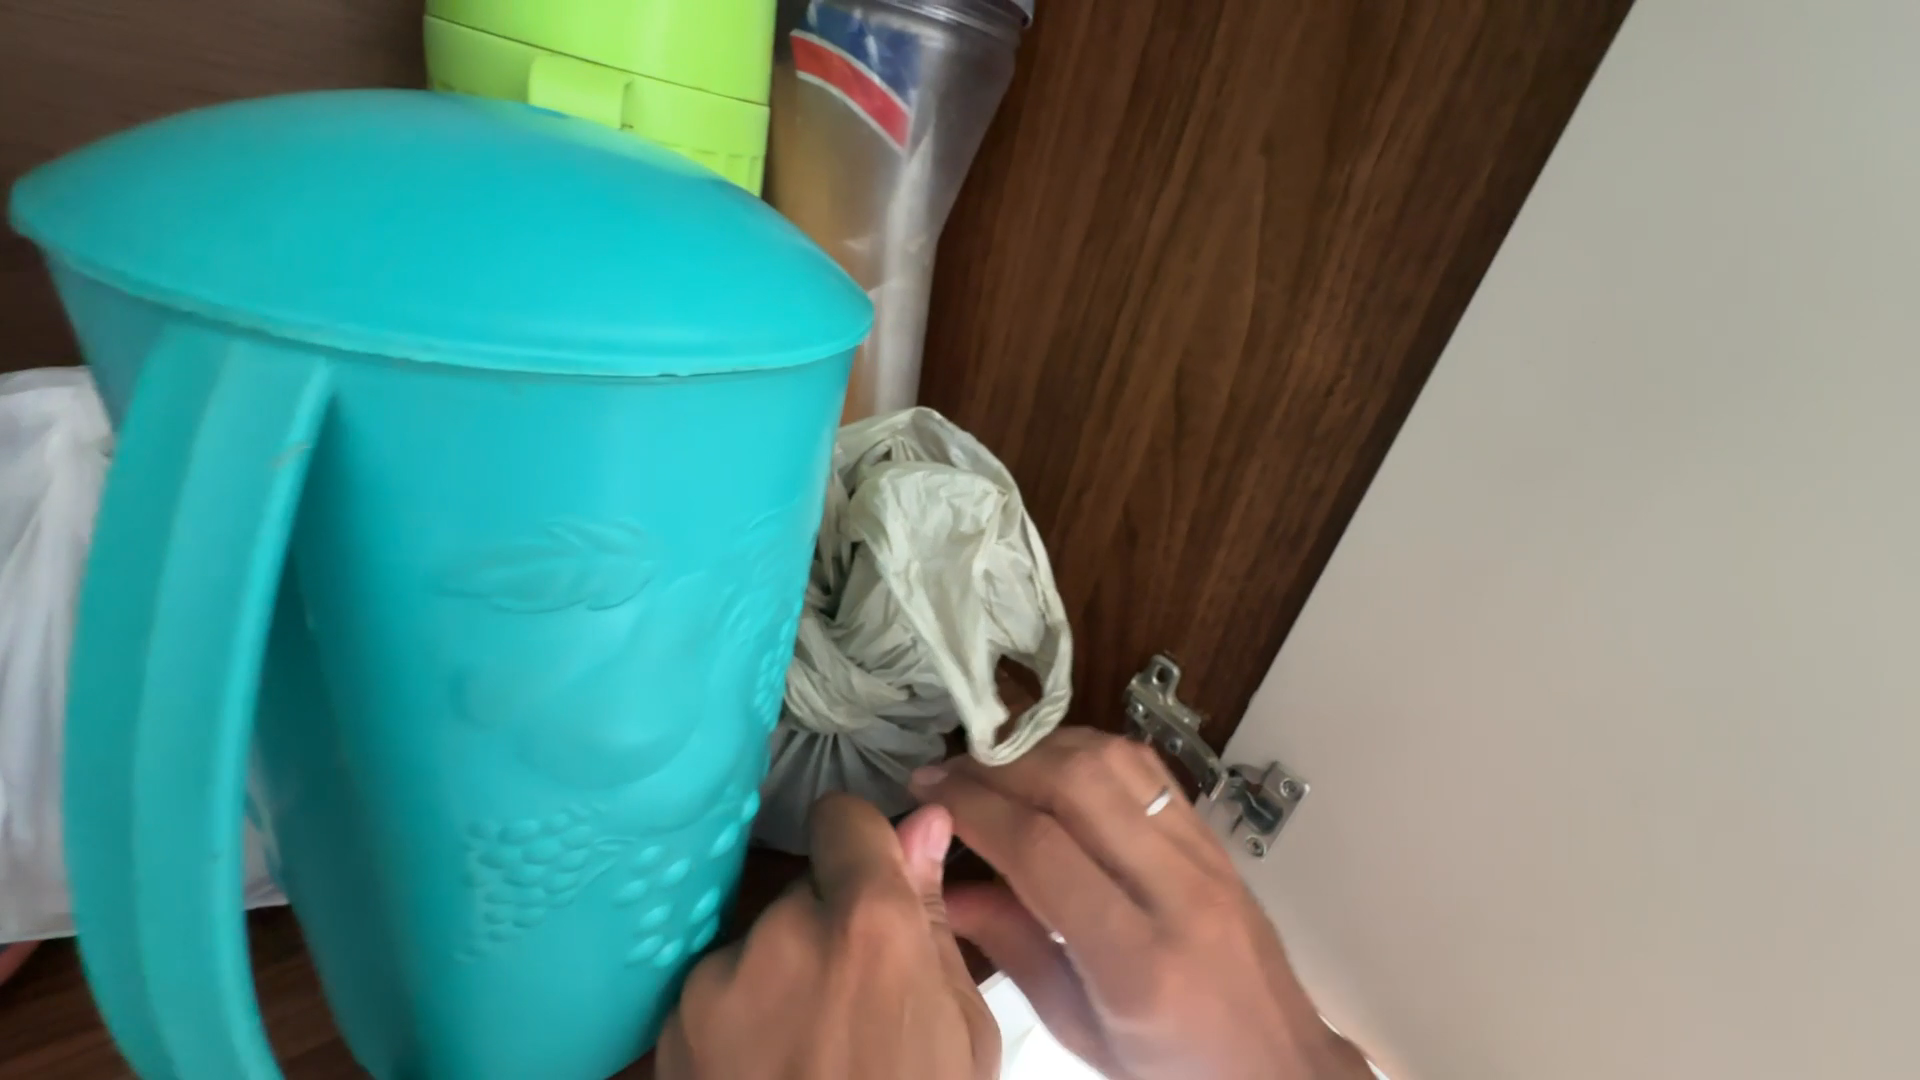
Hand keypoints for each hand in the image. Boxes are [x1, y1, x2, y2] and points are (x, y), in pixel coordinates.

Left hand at [655, 794, 998, 1078]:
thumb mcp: (960, 1030)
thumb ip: (934, 916)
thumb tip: (927, 825)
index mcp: (869, 923)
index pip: (843, 818)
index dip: (861, 844)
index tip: (869, 879)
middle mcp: (783, 932)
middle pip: (803, 886)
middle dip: (826, 921)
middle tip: (847, 998)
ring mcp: (718, 980)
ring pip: (761, 938)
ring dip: (782, 968)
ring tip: (802, 1048)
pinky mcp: (674, 1026)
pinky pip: (720, 986)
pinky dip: (741, 1011)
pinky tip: (762, 1069)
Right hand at [911, 728, 1373, 1079]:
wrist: (1280, 1064)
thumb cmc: (1172, 1067)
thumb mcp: (1080, 1030)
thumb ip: (1012, 949)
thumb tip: (945, 886)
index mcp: (1136, 960)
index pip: (1041, 849)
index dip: (975, 807)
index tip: (929, 791)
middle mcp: (1175, 889)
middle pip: (1076, 784)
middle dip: (998, 765)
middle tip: (950, 771)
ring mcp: (1201, 850)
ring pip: (1111, 759)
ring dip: (1039, 746)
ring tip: (992, 762)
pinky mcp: (1210, 831)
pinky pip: (1142, 763)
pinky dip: (1084, 747)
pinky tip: (1051, 761)